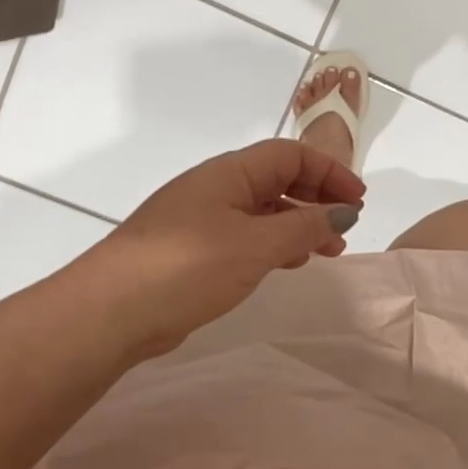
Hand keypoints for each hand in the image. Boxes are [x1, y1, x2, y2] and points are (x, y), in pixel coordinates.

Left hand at [64, 139, 366, 356]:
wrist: (108, 313)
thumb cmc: (187, 267)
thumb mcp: (256, 245)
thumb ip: (305, 227)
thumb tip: (344, 213)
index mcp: (229, 173)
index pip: (291, 155)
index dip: (330, 171)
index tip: (359, 200)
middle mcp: (215, 188)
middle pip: (278, 179)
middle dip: (318, 198)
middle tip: (346, 227)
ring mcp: (200, 220)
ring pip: (263, 210)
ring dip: (299, 224)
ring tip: (326, 252)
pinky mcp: (191, 251)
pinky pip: (245, 235)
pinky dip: (274, 244)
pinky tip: (287, 264)